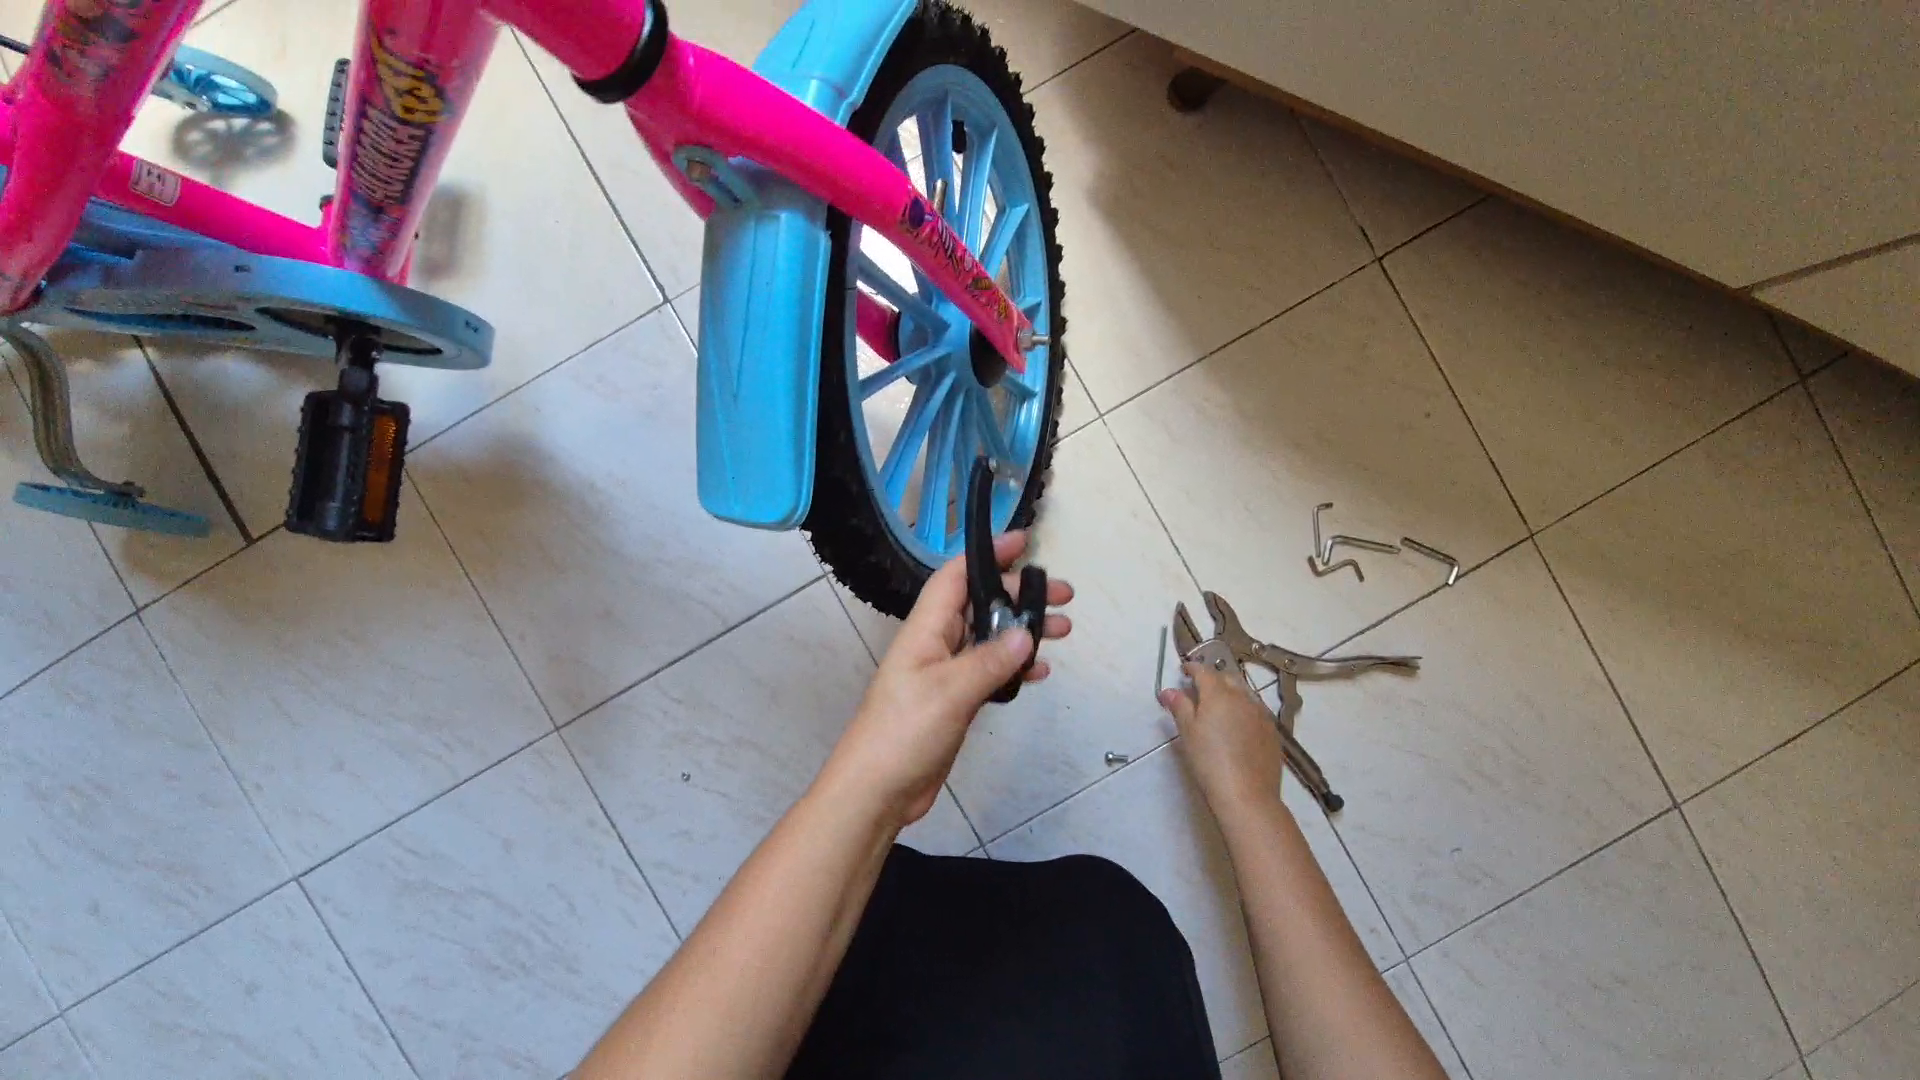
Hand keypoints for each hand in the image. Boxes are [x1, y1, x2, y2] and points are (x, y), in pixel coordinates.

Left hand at [818, 532, 1072, 829]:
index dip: (988, 554)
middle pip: (981, 605)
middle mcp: (936, 644)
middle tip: (1063, 595)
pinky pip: (991, 672)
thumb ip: (991, 661)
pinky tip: (1041, 672)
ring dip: (1024, 631)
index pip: (956, 577)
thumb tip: (1027, 635)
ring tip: (1065, 629)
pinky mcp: (955, 701)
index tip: (1024, 542)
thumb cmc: (904, 732)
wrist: (878, 789)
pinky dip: (1016, 667)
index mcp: (926, 629)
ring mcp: (946, 674)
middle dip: (1020, 594)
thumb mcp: (950, 691)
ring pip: (990, 638)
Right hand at [1159, 662, 1285, 815]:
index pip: (1204, 671)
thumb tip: (1169, 690)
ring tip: (1219, 707)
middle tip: (1199, 689)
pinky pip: (1256, 711)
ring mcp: (1262, 714)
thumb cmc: (1209, 761)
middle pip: (1227, 678)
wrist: (1247, 794)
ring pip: (1245, 694)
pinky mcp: (1273, 732)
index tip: (1184, 670)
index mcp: (1219, 694)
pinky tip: (1238, 726)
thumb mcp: (1188, 732)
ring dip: (1231, 693)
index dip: (1192, 668)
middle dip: (1213, 679)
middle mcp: (1244, 698)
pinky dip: (1244, 710)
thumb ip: (1179, 707)